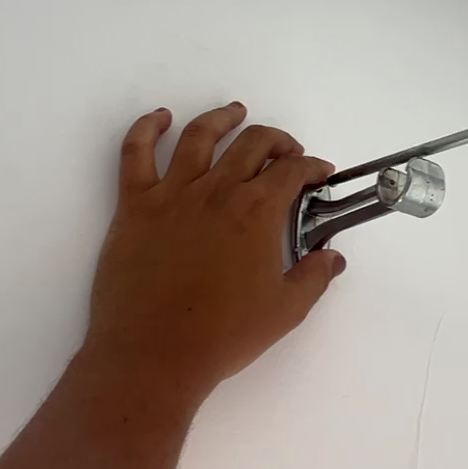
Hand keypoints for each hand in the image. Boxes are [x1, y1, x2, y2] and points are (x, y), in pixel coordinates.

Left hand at [80, 104, 345, 401]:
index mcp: (256, 212)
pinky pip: (135, 153)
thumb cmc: (222, 336)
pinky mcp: (134, 205)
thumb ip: (314, 277)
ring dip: (222, 118)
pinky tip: (161, 118)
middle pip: (253, 144)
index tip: (318, 172)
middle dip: (278, 140)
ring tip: (234, 112)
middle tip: (286, 151)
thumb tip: (333, 257)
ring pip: (200, 136)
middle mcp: (217, 190)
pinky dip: (147, 127)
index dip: (312, 166)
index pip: (292, 171)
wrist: (154, 356)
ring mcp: (172, 193)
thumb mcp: (284, 311)